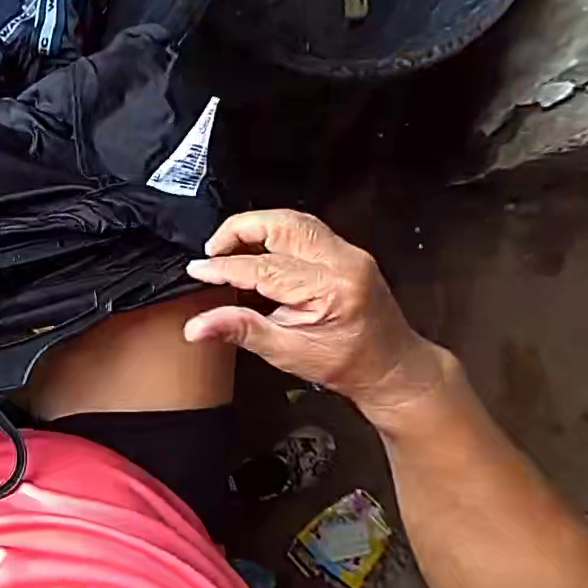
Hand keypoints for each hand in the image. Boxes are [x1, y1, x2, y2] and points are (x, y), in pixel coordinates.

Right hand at [181, 210, 447, 414]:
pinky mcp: (344, 252)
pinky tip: (254, 247)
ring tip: (227, 246)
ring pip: (292, 220)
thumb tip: (197, 326)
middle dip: (238, 230)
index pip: (262, 267)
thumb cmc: (347, 364)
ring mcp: (347, 253)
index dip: (223, 268)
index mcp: (330, 290)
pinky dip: (272, 231)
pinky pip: (303, 228)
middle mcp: (343, 262)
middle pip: (282, 224)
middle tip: (211, 250)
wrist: (390, 368)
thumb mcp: (285, 352)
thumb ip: (239, 330)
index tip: (198, 270)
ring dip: (255, 226)